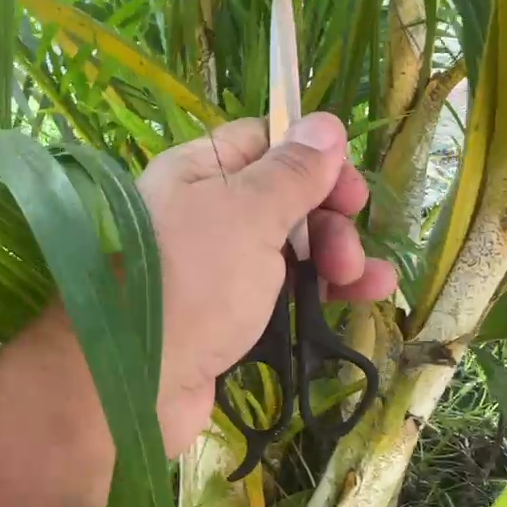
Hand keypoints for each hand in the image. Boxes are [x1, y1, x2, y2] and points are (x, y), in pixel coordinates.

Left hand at [137, 112, 397, 452]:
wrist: (139, 383)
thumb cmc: (194, 282)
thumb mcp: (249, 213)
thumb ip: (292, 171)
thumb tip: (325, 123)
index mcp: (198, 173)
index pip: (264, 143)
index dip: (312, 158)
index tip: (348, 187)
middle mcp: (205, 215)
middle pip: (284, 199)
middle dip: (329, 218)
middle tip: (346, 252)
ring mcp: (216, 270)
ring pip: (290, 249)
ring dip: (337, 256)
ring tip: (367, 282)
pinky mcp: (229, 318)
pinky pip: (284, 293)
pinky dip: (323, 292)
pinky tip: (364, 296)